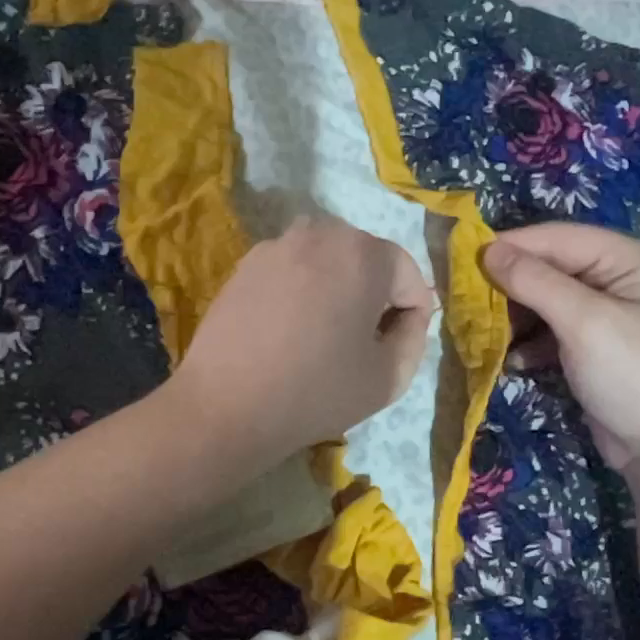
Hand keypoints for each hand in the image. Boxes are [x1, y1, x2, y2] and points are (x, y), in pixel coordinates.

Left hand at [171, 216, 432, 464]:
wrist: (225, 407)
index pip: (409, 276)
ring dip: (335, 293)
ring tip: (321, 341)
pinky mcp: (244, 265)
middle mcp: (319, 233)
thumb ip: (414, 336)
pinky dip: (299, 295)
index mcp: (363, 253)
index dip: (412, 316)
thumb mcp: (388, 377)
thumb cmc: (315, 393)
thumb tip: (407, 314)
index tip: (391, 351)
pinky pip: (291, 273)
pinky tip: (287, 336)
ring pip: (327, 265)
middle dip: (372, 297)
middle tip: (358, 347)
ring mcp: (275, 246)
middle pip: (367, 262)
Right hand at [482, 223, 639, 476]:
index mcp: (628, 259)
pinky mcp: (593, 349)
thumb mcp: (584, 322)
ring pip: (545, 302)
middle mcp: (618, 279)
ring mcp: (607, 315)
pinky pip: (550, 332)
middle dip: (509, 285)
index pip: (558, 237)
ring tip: (485, 334)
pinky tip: (513, 361)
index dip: (510, 246)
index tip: (460, 262)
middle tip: (466, 303)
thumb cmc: (633, 375)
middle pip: (550, 267)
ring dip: (514, 317)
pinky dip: (528, 343)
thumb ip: (536, 282)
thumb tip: (487, 251)